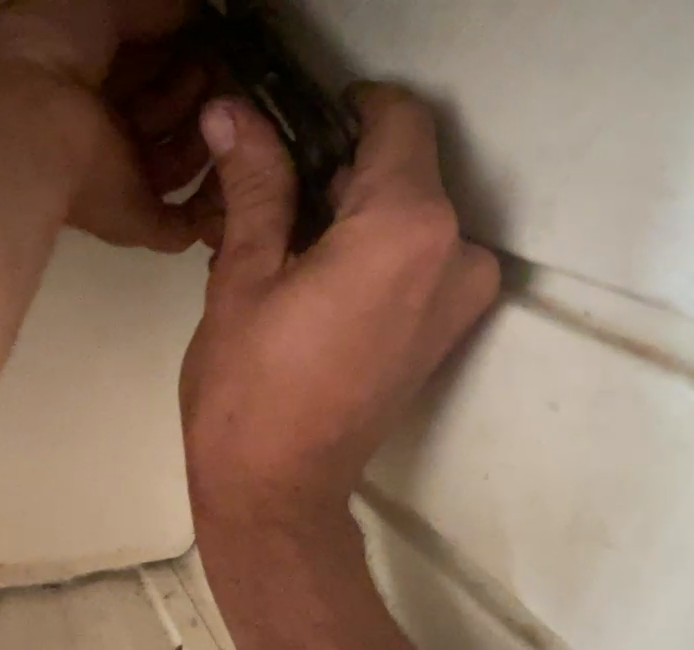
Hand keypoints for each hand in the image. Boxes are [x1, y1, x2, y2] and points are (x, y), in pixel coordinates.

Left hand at [0, 0, 211, 251]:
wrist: (23, 128)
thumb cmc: (48, 49)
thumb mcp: (96, 2)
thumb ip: (148, 6)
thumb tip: (189, 10)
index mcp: (75, 73)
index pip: (139, 62)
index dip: (177, 47)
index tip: (212, 33)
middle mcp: (93, 128)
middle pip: (160, 111)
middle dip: (195, 85)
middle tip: (224, 63)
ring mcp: (112, 180)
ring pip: (174, 162)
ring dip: (204, 133)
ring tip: (225, 99)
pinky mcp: (129, 222)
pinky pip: (177, 225)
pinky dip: (208, 210)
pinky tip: (239, 170)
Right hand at [181, 84, 499, 527]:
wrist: (276, 493)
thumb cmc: (246, 391)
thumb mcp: (241, 279)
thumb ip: (254, 186)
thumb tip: (232, 113)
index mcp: (406, 227)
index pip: (394, 120)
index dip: (338, 113)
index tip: (285, 135)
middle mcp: (457, 252)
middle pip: (402, 171)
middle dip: (334, 175)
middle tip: (261, 208)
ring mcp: (460, 297)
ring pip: (407, 217)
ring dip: (348, 219)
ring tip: (279, 257)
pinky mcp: (446, 330)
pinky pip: (415, 261)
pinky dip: (368, 256)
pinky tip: (309, 289)